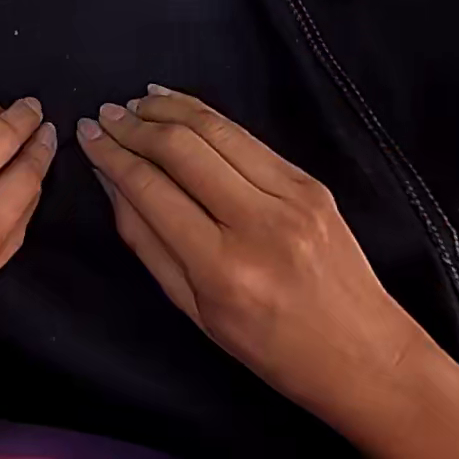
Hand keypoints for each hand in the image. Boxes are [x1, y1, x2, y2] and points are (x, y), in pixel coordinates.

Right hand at [75, 86, 423, 424]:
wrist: (369, 357)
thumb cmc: (272, 349)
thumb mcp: (195, 312)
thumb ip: (146, 241)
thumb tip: (111, 180)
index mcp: (223, 270)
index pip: (151, 190)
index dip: (112, 155)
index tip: (88, 134)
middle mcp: (256, 223)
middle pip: (180, 149)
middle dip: (134, 125)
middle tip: (106, 113)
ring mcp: (289, 195)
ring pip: (213, 129)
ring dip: (166, 108)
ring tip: (135, 102)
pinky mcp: (307, 179)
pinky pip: (243, 135)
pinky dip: (203, 112)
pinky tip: (177, 104)